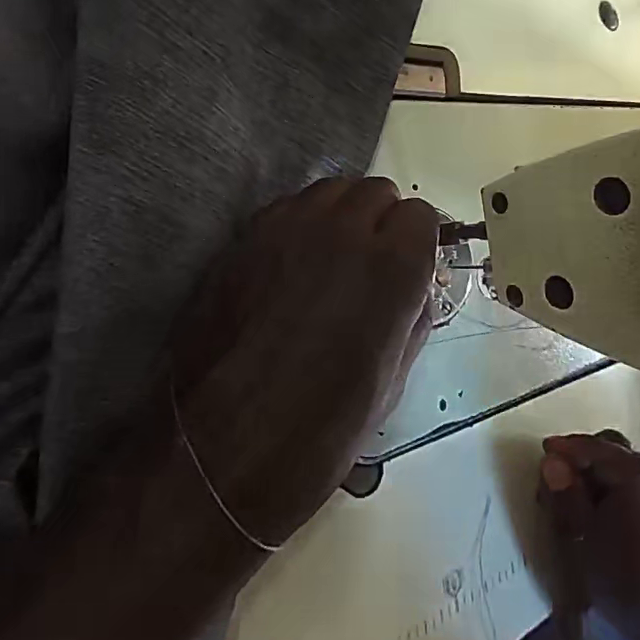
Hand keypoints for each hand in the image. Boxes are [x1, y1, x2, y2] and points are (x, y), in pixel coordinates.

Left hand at [169, 177, 436, 546]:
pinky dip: (301, 223)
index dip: (418, 241)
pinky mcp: (245, 236)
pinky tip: (291, 263)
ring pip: (331, 190)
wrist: (219, 448)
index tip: (410, 266)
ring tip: (330, 258)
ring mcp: (288, 226)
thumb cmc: (322, 429)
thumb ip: (412, 315)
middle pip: (376, 191)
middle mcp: (344, 230)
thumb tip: (414, 288)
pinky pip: (288, 207)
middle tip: (371, 263)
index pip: (420, 215)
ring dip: (341, 215)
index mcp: (393, 266)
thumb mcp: (392, 378)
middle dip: (382, 221)